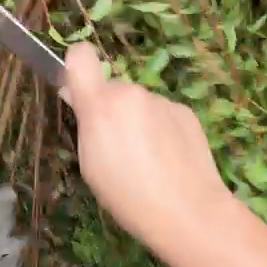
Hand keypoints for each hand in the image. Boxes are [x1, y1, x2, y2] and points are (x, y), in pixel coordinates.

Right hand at [61, 42, 232, 243]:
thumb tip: (79, 96)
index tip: (80, 90)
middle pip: (113, 90)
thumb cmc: (128, 197)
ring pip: (140, 104)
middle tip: (118, 148)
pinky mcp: (186, 111)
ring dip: (138, 121)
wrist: (189, 210)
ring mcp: (162, 100)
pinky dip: (162, 129)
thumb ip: (86, 125)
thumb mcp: (91, 166)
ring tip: (148, 160)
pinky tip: (170, 159)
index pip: (81, 56)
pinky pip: (163, 114)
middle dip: (112, 110)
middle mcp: (132, 93)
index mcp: (101, 105)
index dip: (77, 68)